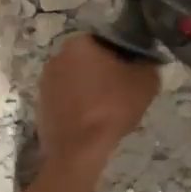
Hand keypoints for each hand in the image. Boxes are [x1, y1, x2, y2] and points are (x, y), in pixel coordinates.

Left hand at [37, 34, 159, 171]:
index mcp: (79, 43)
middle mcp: (57, 56)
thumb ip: (149, 65)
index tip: (134, 74)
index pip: (108, 41)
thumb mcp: (146, 82)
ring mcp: (45, 82)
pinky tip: (92, 122)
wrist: (78, 149)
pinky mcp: (41, 105)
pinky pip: (67, 100)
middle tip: (124, 93)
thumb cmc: (111, 107)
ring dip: (92, 91)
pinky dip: (79, 107)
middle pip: (90, 61)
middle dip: (106, 74)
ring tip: (109, 111)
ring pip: (78, 81)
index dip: (125, 57)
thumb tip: (146, 63)